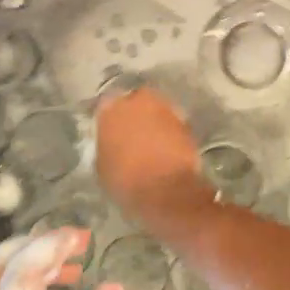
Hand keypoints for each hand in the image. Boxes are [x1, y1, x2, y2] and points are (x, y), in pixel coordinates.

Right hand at [95, 86, 209, 222]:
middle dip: (135, 116)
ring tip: (152, 145)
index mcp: (110, 109)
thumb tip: (112, 145)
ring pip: (156, 111)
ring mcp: (165, 108)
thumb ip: (106, 147)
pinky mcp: (186, 122)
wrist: (167, 189)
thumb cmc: (126, 180)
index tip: (111, 134)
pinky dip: (170, 134)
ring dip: (154, 123)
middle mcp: (138, 100)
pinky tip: (167, 151)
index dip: (110, 121)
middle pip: (135, 103)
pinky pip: (172, 124)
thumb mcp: (103, 167)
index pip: (106, 107)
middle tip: (133, 136)